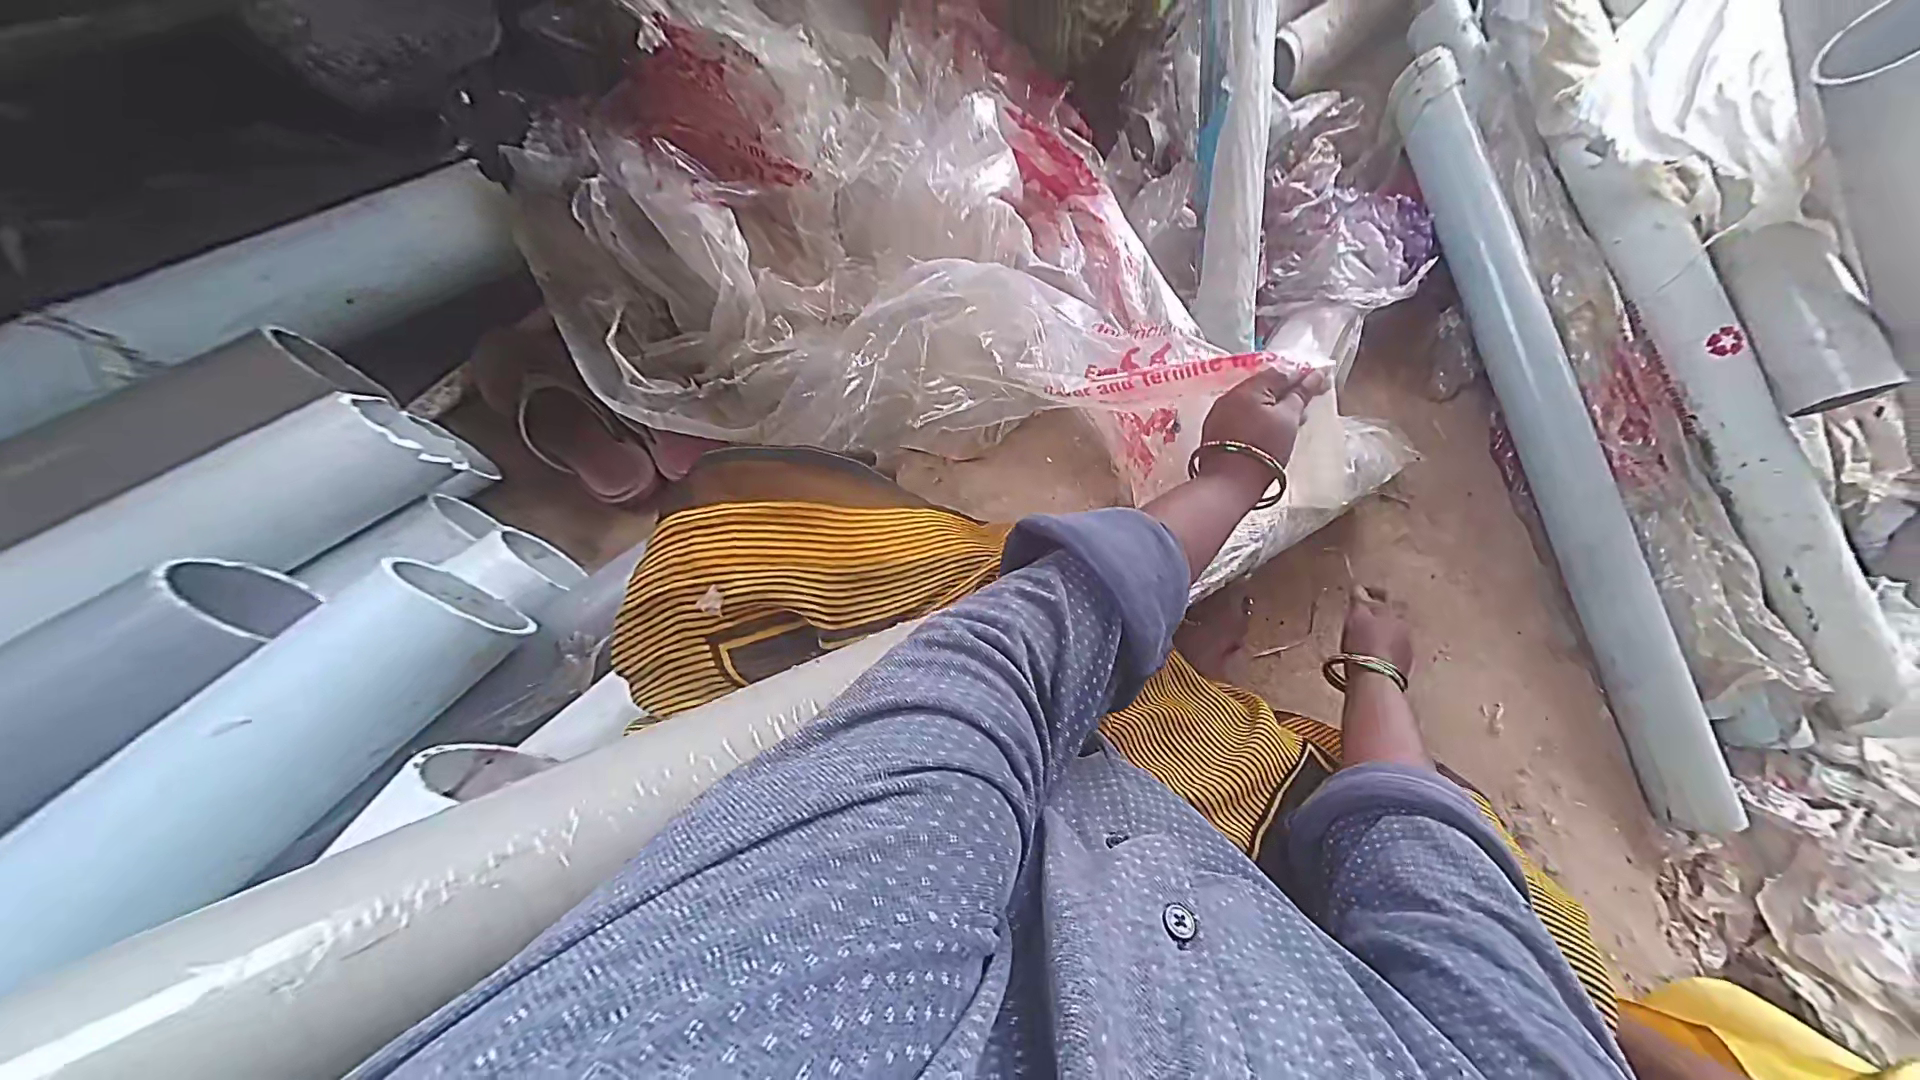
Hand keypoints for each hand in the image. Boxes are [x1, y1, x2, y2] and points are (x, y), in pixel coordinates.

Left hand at [1200, 363, 1330, 470]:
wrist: (1229, 482)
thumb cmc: (1264, 447)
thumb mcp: (1289, 418)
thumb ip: (1301, 394)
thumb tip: (1314, 374)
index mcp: (1247, 389)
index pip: (1279, 373)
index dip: (1303, 376)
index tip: (1322, 383)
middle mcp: (1229, 397)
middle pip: (1264, 387)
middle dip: (1288, 393)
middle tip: (1310, 403)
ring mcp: (1219, 415)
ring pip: (1253, 403)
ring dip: (1274, 407)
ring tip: (1295, 419)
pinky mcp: (1216, 432)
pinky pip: (1242, 417)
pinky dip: (1259, 419)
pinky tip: (1273, 430)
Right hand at [1340, 585, 1412, 675]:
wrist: (1376, 678)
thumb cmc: (1362, 644)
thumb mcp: (1355, 617)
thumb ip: (1358, 600)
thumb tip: (1359, 587)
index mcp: (1392, 611)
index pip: (1383, 594)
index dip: (1370, 592)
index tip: (1359, 592)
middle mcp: (1404, 625)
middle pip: (1395, 612)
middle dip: (1383, 609)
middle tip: (1367, 612)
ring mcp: (1407, 644)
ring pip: (1396, 629)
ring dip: (1385, 628)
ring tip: (1370, 632)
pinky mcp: (1406, 662)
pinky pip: (1396, 645)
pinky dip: (1387, 644)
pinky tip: (1377, 649)